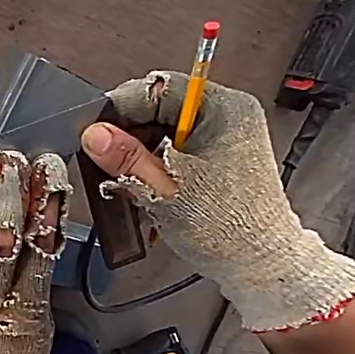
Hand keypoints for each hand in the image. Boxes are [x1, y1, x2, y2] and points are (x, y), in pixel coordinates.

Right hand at [80, 71, 354, 331]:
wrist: (260, 265)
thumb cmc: (230, 230)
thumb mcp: (166, 190)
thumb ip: (127, 158)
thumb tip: (94, 134)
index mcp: (224, 109)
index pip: (159, 88)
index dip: (121, 108)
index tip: (97, 131)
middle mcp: (226, 115)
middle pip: (158, 107)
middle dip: (128, 134)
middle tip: (108, 160)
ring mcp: (221, 136)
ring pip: (162, 128)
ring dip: (138, 151)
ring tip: (125, 178)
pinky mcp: (215, 156)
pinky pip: (173, 146)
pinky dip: (153, 162)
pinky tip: (143, 183)